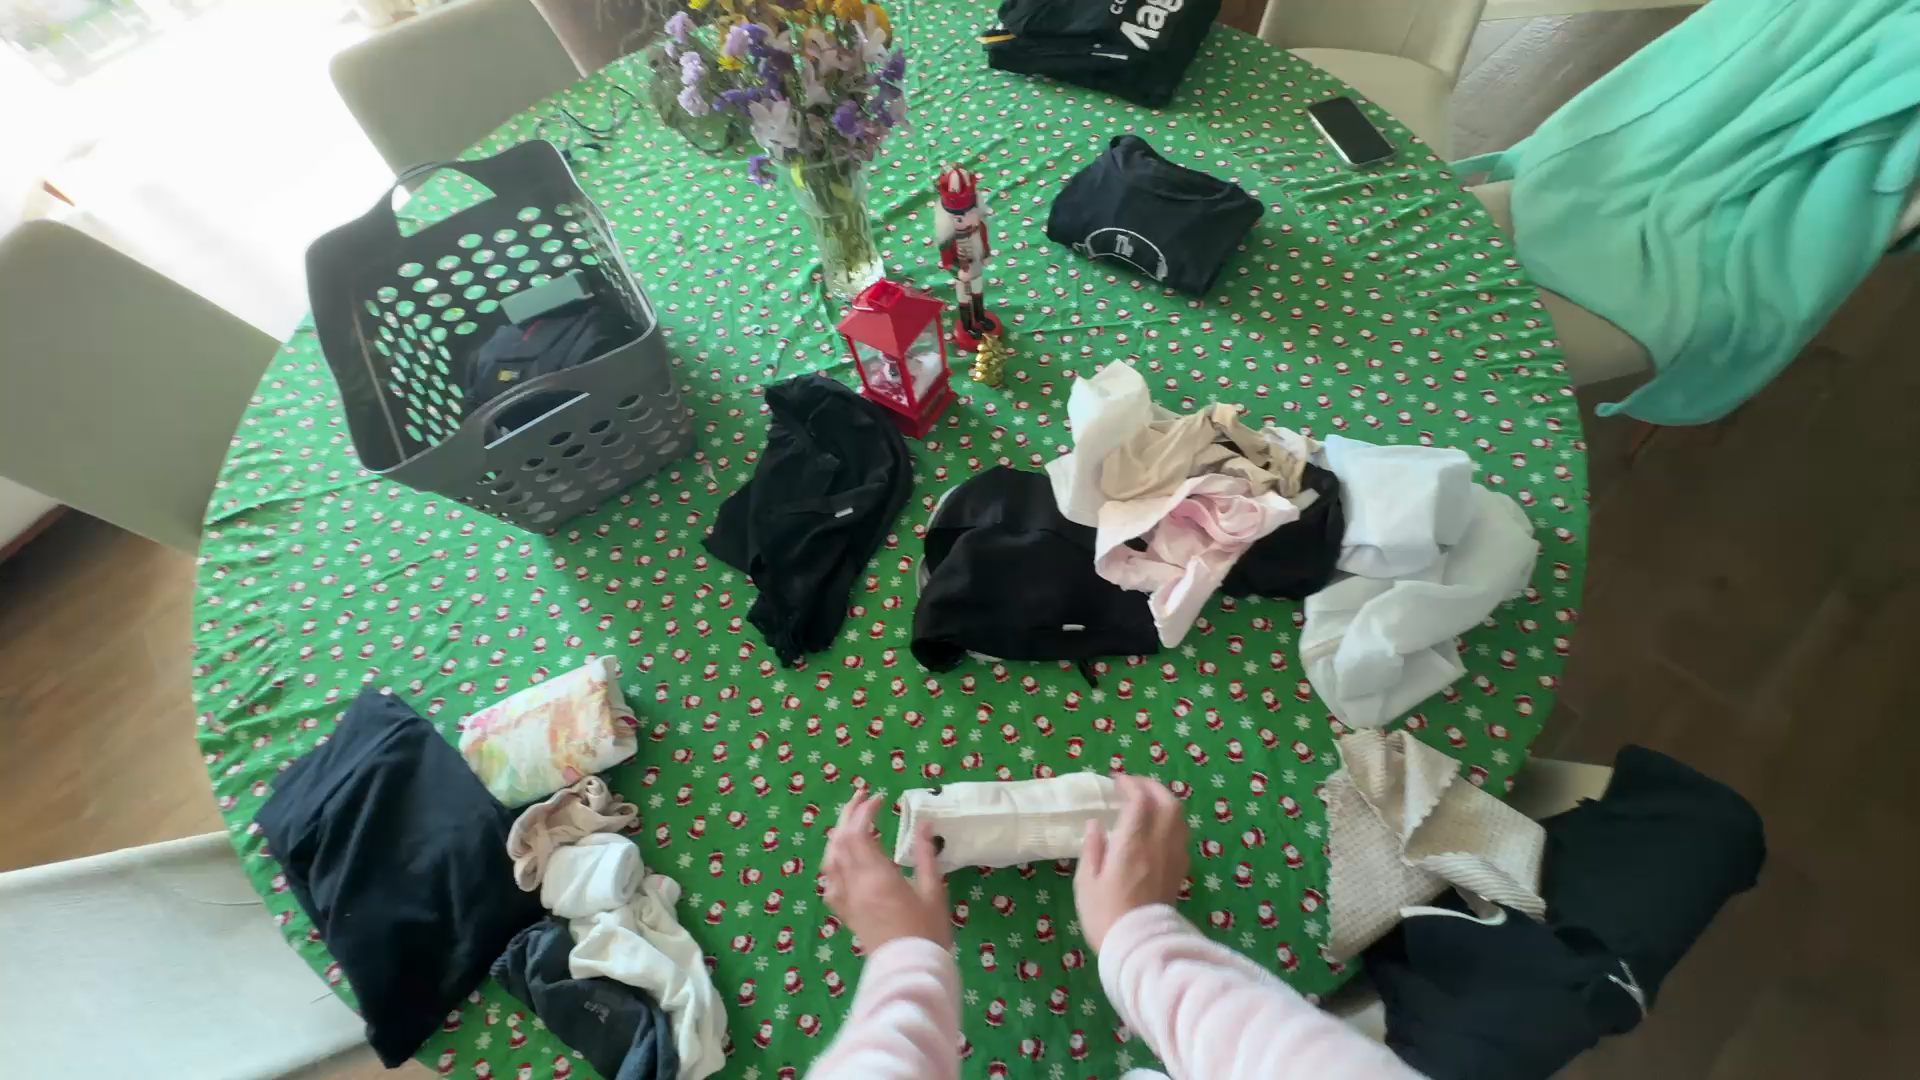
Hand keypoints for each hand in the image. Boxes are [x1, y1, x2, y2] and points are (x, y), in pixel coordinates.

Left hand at [821, 783, 951, 951]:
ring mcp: (847, 899)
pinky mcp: (846, 914)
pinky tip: (842, 860)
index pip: (859, 832)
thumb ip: (926, 854)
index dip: (865, 810)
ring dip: (838, 835)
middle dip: (848, 814)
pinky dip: (833, 863)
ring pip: (830, 859)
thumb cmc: (927, 931)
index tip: (880, 799)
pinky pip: (829, 884)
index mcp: (877, 875)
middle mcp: (855, 884)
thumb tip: (925, 823)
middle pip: (840, 840)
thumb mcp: (933, 890)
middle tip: (863, 798)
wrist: (910, 973)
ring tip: (851, 822)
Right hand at [1074, 773, 1190, 950]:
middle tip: (1134, 785)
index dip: (1130, 785)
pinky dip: (1171, 821)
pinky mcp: (1180, 871)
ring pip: (1179, 817)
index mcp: (1132, 844)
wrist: (1140, 950)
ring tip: (1147, 801)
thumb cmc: (1106, 915)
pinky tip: (1157, 827)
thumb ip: (1092, 847)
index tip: (1117, 782)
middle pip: (1167, 803)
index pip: (1139, 801)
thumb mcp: (1087, 881)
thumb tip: (1096, 824)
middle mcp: (1158, 845)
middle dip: (1152, 787)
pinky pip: (1181, 834)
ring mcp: (1173, 858)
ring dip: (1165, 801)